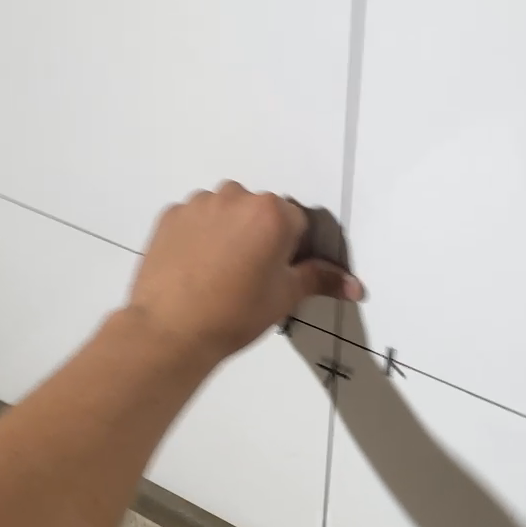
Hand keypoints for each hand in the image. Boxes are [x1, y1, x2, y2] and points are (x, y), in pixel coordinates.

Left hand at [124, 182, 363, 362]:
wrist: (170, 330)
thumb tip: (356, 286)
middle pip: (260, 212)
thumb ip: (321, 280)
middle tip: (249, 276)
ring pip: (226, 212)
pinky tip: (195, 268)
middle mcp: (236, 196)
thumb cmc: (236, 313)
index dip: (290, 251)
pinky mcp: (169, 215)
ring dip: (229, 232)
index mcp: (272, 213)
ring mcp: (198, 203)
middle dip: (260, 236)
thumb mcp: (285, 297)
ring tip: (219, 273)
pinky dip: (199, 236)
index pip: (296, 224)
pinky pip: (195, 220)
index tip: (276, 275)